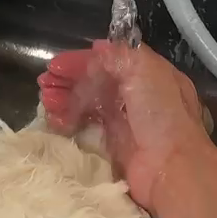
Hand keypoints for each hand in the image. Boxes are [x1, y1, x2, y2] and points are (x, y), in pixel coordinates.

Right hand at [38, 41, 210, 211]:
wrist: (172, 169)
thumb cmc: (162, 115)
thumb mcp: (145, 70)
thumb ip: (121, 55)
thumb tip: (98, 48)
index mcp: (151, 75)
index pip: (112, 61)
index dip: (83, 60)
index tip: (56, 65)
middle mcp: (140, 97)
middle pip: (98, 83)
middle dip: (69, 81)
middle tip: (44, 85)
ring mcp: (127, 124)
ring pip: (90, 105)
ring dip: (66, 100)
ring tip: (46, 102)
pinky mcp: (116, 148)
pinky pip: (88, 130)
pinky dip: (71, 123)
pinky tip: (55, 121)